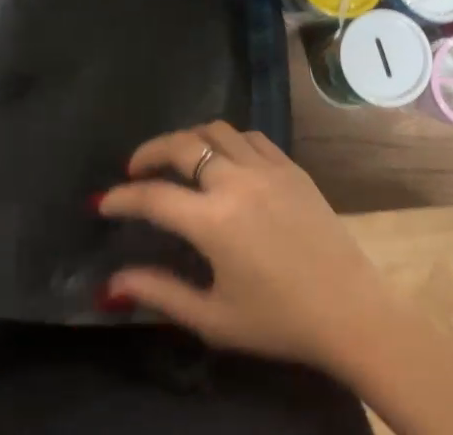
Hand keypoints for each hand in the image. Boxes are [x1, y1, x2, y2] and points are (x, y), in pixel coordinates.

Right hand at [97, 121, 398, 371]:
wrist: (350, 310)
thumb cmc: (278, 320)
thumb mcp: (212, 318)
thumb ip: (159, 294)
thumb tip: (113, 282)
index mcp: (212, 221)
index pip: (152, 196)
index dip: (121, 198)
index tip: (103, 203)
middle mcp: (236, 181)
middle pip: (180, 144)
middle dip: (149, 152)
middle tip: (134, 169)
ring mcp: (268, 168)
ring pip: (216, 131)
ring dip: (187, 139)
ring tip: (176, 160)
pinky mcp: (292, 167)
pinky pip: (251, 137)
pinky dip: (226, 140)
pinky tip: (223, 160)